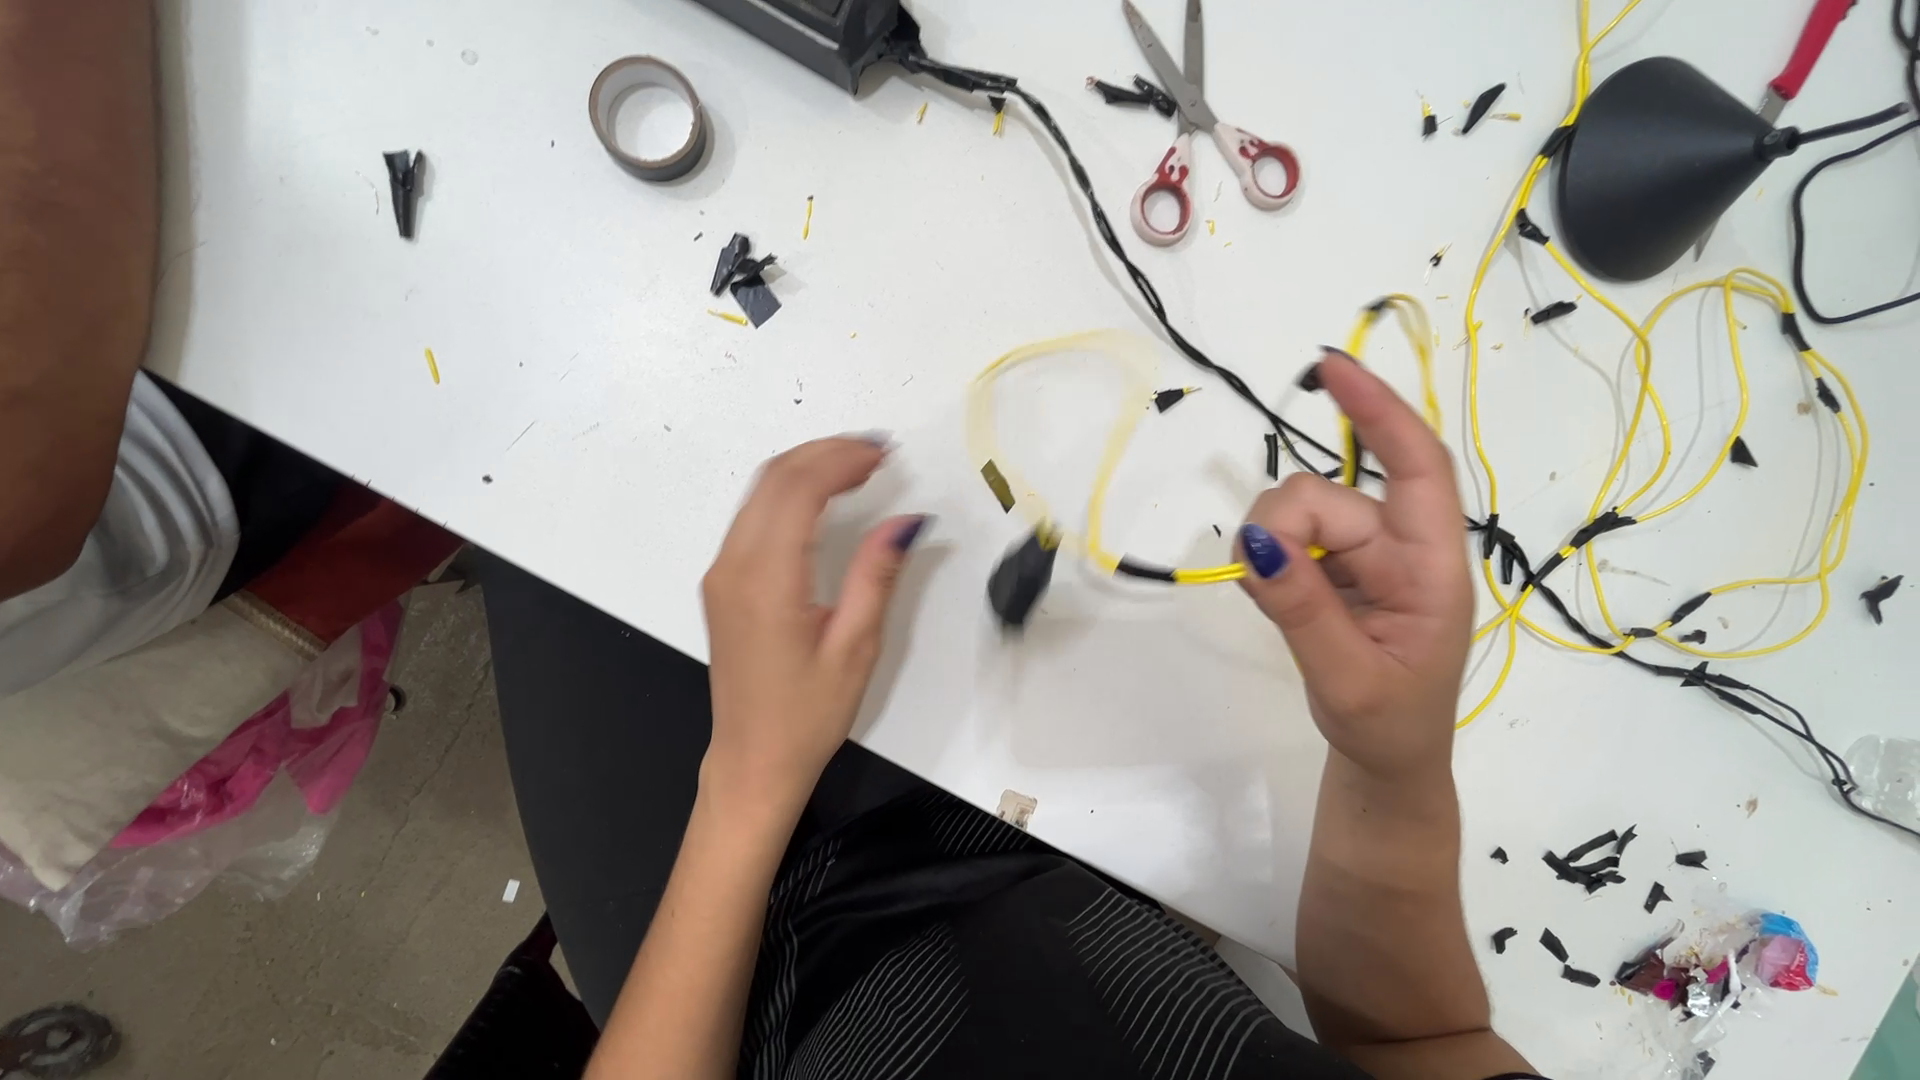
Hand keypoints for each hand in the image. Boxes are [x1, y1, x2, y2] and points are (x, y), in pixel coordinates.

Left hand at [701, 436, 928, 815]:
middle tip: (876, 451)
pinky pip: (753, 515)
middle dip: (825, 452)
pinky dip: (789, 491)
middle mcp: (733, 566)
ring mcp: (721, 572)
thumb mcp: (855, 647)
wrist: (753, 759)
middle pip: (774, 478)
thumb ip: (877, 575)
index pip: (799, 490)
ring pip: (760, 491)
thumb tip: (906, 521)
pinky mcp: (722, 582)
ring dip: (806, 466)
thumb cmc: (807, 715)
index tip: (883, 454)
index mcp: (767, 581)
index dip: (841, 460)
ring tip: (857, 465)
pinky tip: (823, 497)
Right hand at [1235, 349, 1471, 778]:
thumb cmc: (1388, 726)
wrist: (1384, 760)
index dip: (1379, 413)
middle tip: (1259, 579)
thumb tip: (1255, 541)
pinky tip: (1271, 597)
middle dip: (1284, 526)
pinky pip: (1283, 541)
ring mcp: (1361, 558)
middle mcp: (1398, 549)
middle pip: (1328, 496)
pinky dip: (1265, 562)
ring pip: (1297, 513)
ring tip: (1275, 605)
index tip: (1331, 369)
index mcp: (1431, 568)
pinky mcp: (1329, 570)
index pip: (1415, 470)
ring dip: (1270, 548)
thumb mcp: (1347, 677)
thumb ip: (1303, 609)